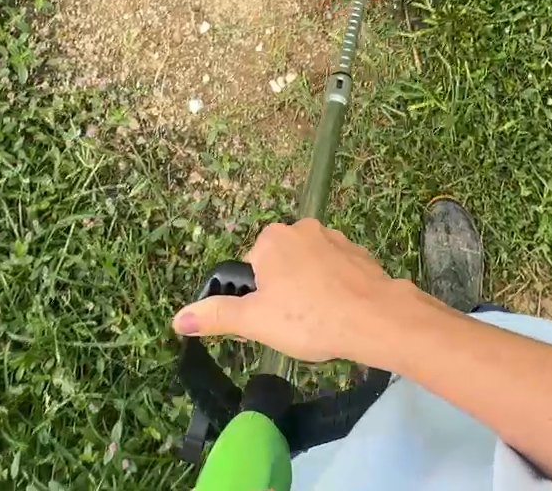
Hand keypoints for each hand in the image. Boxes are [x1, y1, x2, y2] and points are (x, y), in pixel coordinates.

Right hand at [172, 219, 429, 364]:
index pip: (251, 270)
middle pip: (280, 266)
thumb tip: (178, 319)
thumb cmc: (308, 317)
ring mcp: (334, 236)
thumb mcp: (255, 321)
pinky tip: (339, 312)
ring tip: (318, 321)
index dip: (257, 299)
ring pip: (308, 268)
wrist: (373, 316)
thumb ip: (217, 316)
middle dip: (283, 293)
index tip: (270, 320)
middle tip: (293, 324)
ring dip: (309, 290)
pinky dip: (333, 288)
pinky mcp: (358, 251)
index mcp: (272, 238)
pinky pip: (335, 271)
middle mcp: (302, 227)